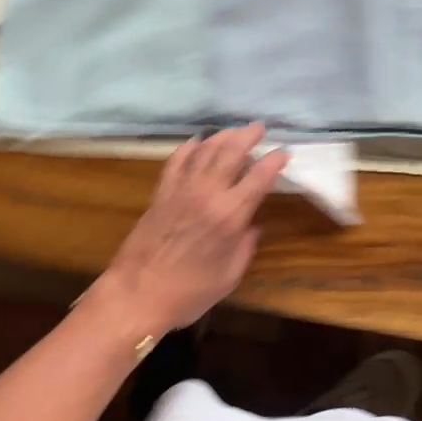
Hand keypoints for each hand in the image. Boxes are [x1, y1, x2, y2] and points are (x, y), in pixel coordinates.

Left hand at [91, 123, 289, 335]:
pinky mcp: (162, 191)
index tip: (284, 152)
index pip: (259, 178)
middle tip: (260, 128)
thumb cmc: (189, 292)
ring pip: (205, 150)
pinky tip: (197, 143)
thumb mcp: (228, 276)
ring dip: (222, 136)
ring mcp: (182, 188)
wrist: (138, 292)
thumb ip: (244, 247)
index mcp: (230, 216)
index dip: (274, 162)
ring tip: (234, 131)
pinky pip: (177, 159)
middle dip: (248, 136)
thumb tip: (252, 226)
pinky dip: (190, 147)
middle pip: (231, 152)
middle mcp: (208, 193)